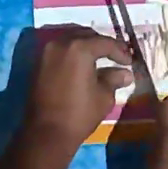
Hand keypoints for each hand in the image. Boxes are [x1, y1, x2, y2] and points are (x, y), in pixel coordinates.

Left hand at [23, 27, 133, 153]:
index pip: (105, 42)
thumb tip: (126, 73)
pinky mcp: (38, 63)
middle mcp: (60, 43)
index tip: (130, 61)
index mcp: (79, 48)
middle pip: (86, 35)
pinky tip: (81, 65)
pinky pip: (59, 50)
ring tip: (99, 59)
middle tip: (116, 57)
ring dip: (85, 46)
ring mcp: (46, 52)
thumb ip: (114, 79)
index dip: (120, 51)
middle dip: (102, 44)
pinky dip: (71, 53)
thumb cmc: (79, 114)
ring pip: (70, 40)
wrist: (46, 132)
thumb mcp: (103, 96)